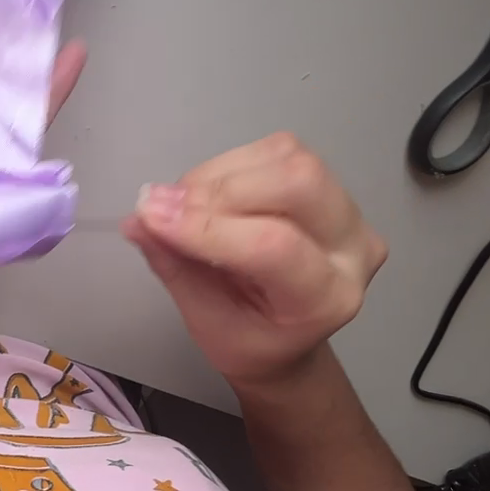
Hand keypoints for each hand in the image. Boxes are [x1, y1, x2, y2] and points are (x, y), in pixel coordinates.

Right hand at [121, 133, 386, 390]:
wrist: (282, 338)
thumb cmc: (245, 340)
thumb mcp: (203, 321)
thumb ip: (174, 268)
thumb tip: (137, 221)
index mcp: (326, 299)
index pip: (273, 246)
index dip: (206, 226)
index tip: (149, 216)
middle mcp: (353, 248)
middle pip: (297, 182)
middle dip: (218, 188)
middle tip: (163, 206)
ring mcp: (348, 209)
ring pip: (285, 158)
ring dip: (216, 175)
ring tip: (180, 205)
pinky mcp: (329, 183)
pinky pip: (276, 151)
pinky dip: (225, 166)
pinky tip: (204, 195)